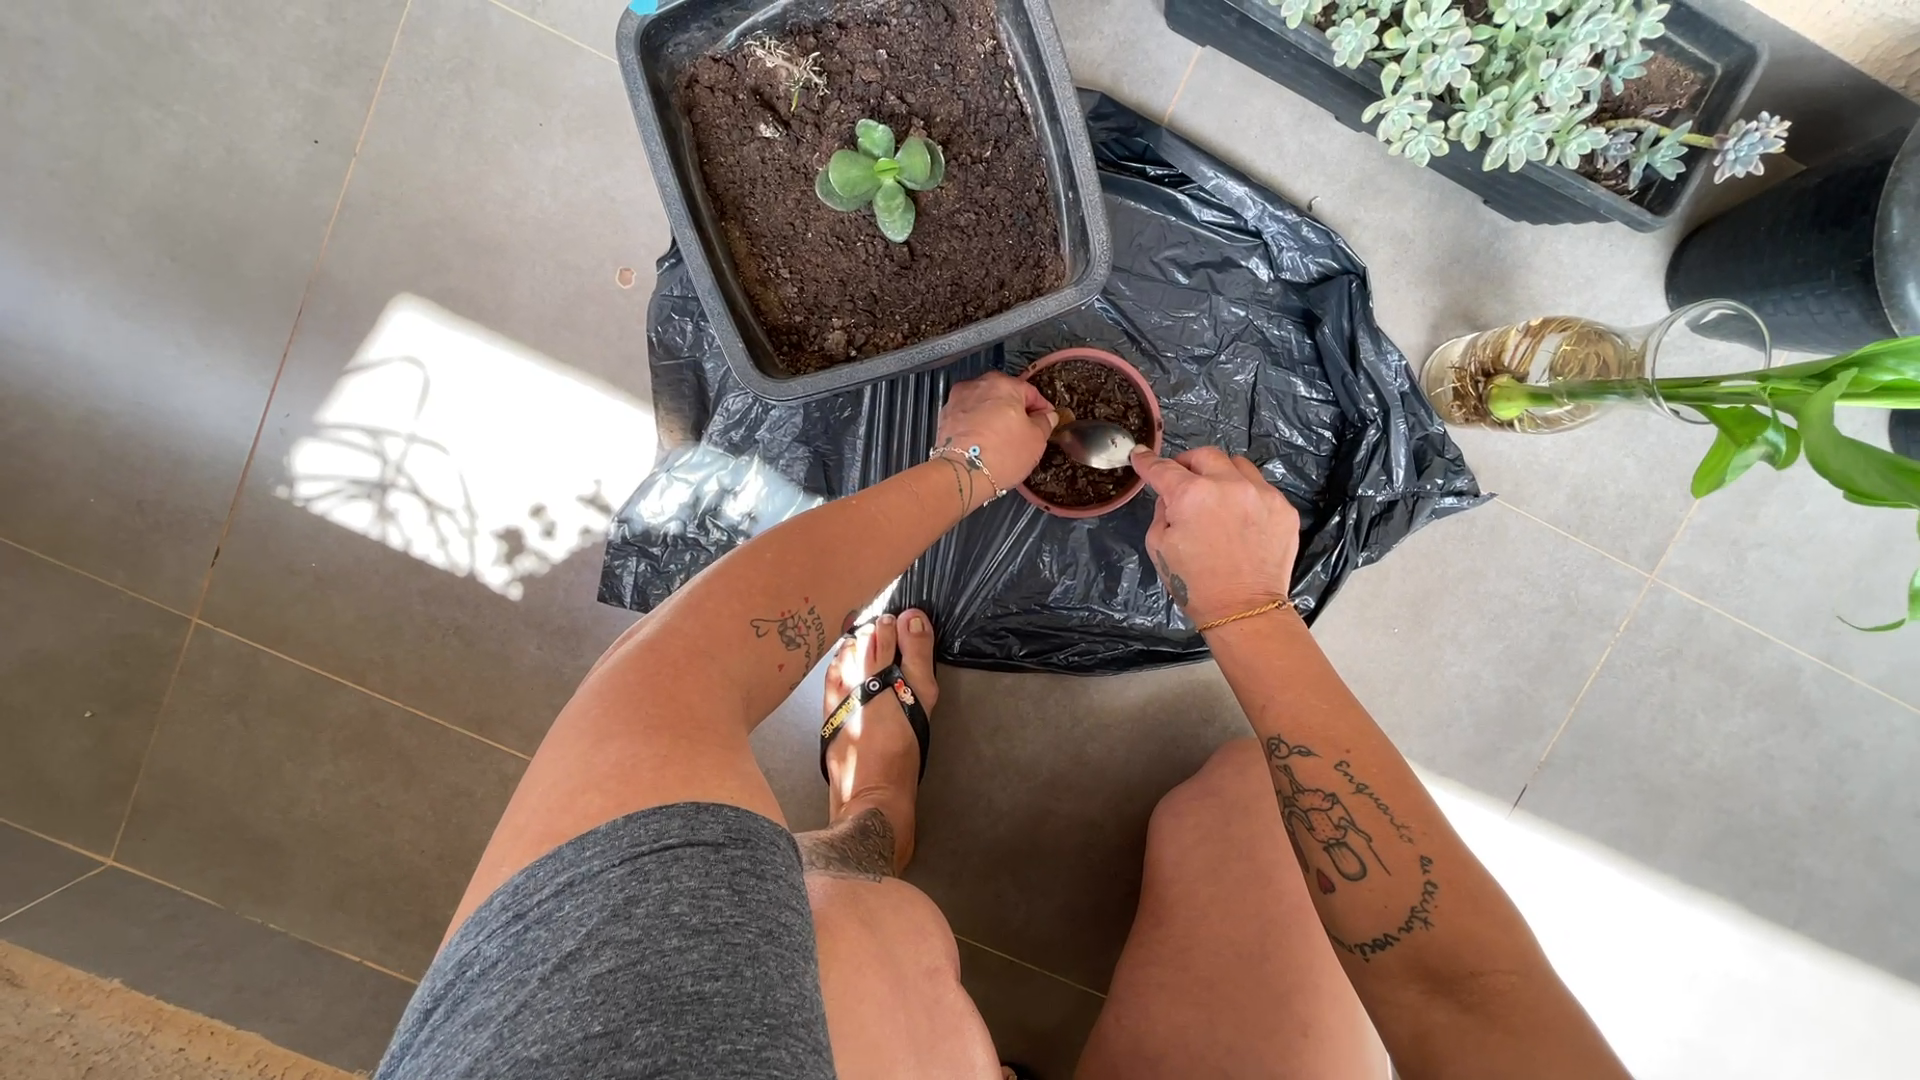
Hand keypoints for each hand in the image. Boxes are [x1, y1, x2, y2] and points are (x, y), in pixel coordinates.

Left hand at [933, 372, 1058, 506]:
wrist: (961, 474)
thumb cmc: (1000, 454)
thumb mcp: (1036, 440)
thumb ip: (1044, 422)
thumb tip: (1047, 416)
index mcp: (1004, 384)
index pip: (1030, 392)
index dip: (1042, 408)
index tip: (1046, 420)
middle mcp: (978, 385)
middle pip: (1004, 395)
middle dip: (1015, 411)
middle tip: (1024, 432)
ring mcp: (958, 400)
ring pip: (984, 405)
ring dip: (994, 417)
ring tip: (1002, 440)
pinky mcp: (945, 417)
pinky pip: (968, 417)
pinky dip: (976, 426)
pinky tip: (983, 443)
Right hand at [1131, 446, 1300, 626]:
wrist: (1243, 608)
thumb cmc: (1194, 584)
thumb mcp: (1158, 547)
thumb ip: (1161, 512)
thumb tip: (1171, 497)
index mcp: (1191, 495)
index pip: (1163, 469)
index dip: (1147, 461)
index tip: (1140, 454)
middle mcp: (1228, 485)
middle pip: (1204, 455)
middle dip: (1188, 463)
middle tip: (1181, 479)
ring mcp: (1261, 494)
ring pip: (1237, 465)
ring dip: (1221, 473)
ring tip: (1215, 495)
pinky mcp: (1283, 508)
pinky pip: (1260, 487)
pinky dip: (1245, 494)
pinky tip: (1239, 518)